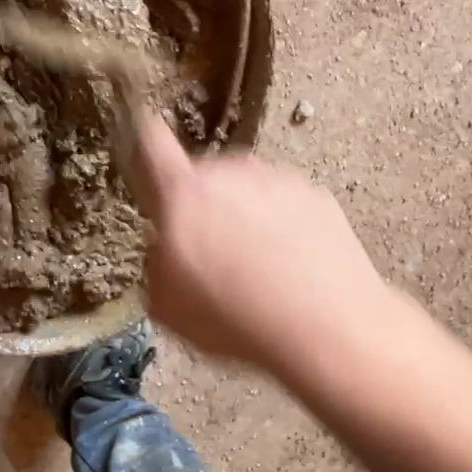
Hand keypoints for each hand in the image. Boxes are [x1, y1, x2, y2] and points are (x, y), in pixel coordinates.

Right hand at [133, 113, 394, 373]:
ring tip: (255, 274)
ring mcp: (277, 180)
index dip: (144, 143)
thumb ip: (155, 261)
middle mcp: (228, 172)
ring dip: (243, 219)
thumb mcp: (165, 305)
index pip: (151, 144)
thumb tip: (164, 248)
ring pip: (244, 191)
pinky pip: (284, 204)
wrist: (328, 329)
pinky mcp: (316, 196)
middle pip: (201, 177)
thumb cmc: (236, 319)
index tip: (145, 149)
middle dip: (201, 209)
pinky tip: (288, 271)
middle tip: (211, 258)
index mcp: (181, 194)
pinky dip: (282, 228)